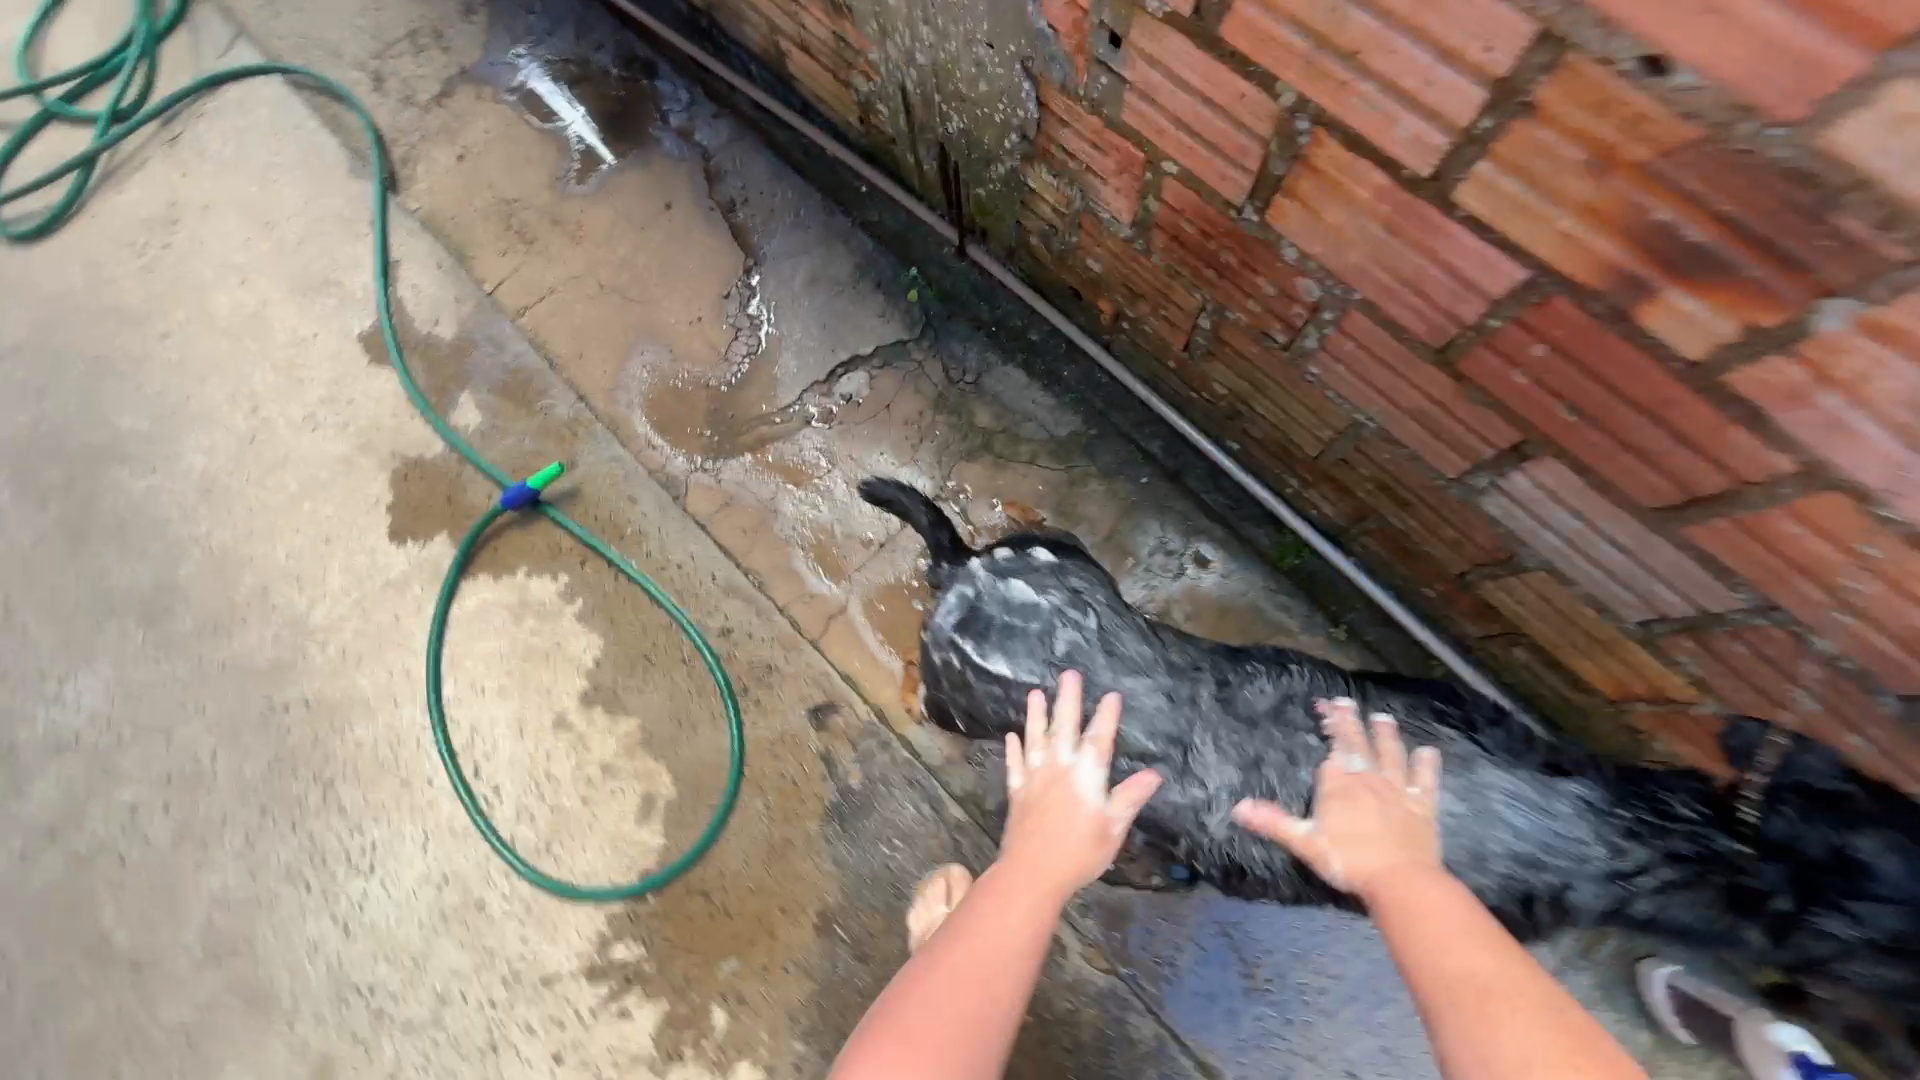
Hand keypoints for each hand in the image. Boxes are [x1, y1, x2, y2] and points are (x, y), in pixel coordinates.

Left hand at [995, 671, 1163, 904]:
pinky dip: (1014, 749)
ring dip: (1036, 715)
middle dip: (1068, 700)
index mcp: (1086, 776)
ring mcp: (1034, 778)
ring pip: (1036, 739)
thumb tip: (1154, 774)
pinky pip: (1015, 765)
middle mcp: (1059, 769)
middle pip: (1064, 728)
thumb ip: (1130, 798)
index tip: (1112, 694)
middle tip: (1069, 674)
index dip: (1106, 716)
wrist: (1032, 872)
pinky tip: (1011, 735)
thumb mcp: (1113, 828)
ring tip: (1035, 693)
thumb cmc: (1080, 853)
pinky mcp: (1017, 792)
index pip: (1099, 740)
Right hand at [1232, 697, 1441, 900]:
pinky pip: (1425, 780)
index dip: (1330, 728)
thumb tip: (1238, 807)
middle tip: (1346, 701)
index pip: (1332, 750)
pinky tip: (1429, 751)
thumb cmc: (1348, 861)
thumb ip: (1273, 822)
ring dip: (1386, 735)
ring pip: (1392, 755)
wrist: (1401, 881)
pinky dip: (1427, 765)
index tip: (1325, 709)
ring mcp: (1398, 791)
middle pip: (1358, 745)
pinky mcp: (1423, 807)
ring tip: (1382, 718)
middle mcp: (1367, 780)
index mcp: (1339, 786)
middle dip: (1350, 722)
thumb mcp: (1304, 843)